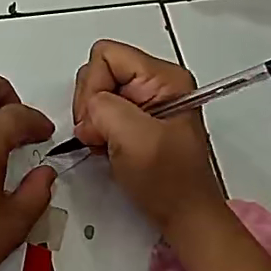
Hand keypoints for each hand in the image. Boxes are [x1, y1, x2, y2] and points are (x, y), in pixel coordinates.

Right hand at [72, 40, 224, 231]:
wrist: (182, 214)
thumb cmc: (169, 181)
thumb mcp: (136, 138)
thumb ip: (104, 107)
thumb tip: (88, 106)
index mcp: (164, 78)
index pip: (105, 56)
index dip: (92, 87)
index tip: (100, 121)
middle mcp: (154, 83)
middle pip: (97, 72)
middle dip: (89, 104)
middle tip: (102, 134)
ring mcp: (143, 102)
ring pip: (93, 93)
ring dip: (90, 120)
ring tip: (106, 143)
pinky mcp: (133, 119)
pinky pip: (97, 111)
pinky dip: (94, 130)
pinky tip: (107, 147)